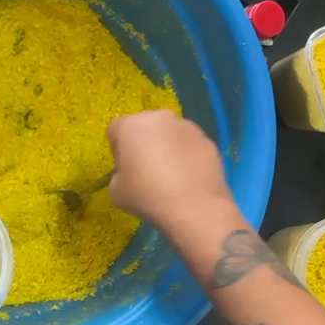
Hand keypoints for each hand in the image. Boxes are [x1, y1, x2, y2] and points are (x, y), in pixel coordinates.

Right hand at [106, 110, 238, 234]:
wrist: (194, 207)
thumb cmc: (147, 196)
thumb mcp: (116, 191)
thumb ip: (119, 175)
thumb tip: (130, 173)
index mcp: (131, 125)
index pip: (116, 129)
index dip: (118, 149)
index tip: (124, 168)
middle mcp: (159, 118)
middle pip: (145, 126)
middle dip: (143, 142)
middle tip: (146, 169)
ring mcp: (187, 126)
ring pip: (170, 133)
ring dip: (167, 146)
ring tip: (171, 174)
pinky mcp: (208, 140)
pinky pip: (189, 145)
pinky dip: (186, 156)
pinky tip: (187, 178)